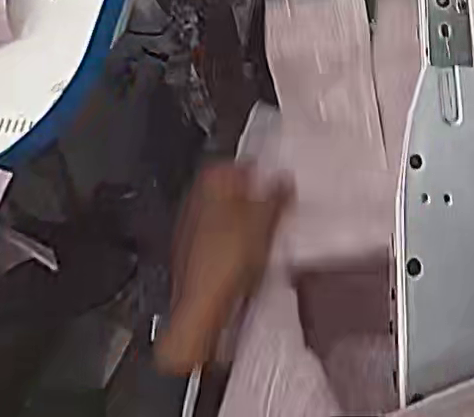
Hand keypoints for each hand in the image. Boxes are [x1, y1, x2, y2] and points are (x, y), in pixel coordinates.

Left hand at [154, 162, 292, 375]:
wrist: (202, 309)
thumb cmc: (228, 260)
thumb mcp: (266, 219)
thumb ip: (278, 194)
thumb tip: (285, 180)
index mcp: (211, 184)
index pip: (233, 164)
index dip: (254, 170)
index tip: (270, 179)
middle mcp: (195, 203)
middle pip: (224, 189)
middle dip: (247, 195)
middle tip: (268, 202)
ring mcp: (189, 230)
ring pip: (219, 214)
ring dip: (238, 218)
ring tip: (259, 230)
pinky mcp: (188, 256)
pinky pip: (213, 238)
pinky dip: (229, 240)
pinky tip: (244, 254)